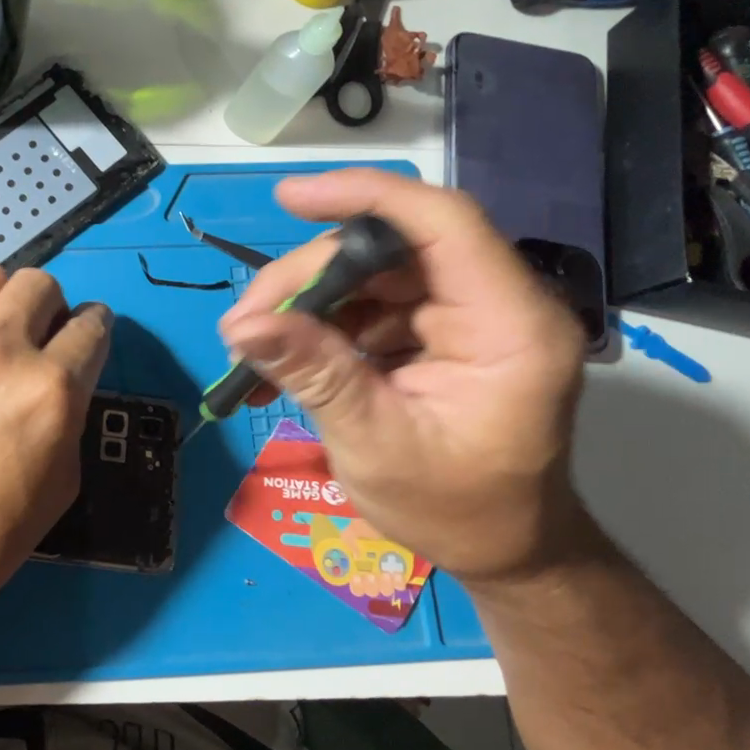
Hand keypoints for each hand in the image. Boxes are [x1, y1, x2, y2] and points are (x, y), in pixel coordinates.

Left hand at [0, 266, 111, 679]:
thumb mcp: (58, 490)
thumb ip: (66, 422)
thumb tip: (58, 390)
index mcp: (51, 389)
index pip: (92, 327)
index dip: (96, 331)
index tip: (87, 337)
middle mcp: (1, 349)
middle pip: (40, 285)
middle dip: (50, 307)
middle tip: (39, 338)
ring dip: (0, 299)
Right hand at [219, 170, 592, 585]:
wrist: (505, 552)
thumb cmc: (458, 510)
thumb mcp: (376, 444)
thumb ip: (314, 375)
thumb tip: (241, 326)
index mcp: (507, 325)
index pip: (442, 224)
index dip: (365, 197)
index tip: (288, 198)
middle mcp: (490, 305)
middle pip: (387, 251)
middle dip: (307, 277)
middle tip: (244, 324)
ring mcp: (460, 319)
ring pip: (367, 277)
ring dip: (303, 307)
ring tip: (249, 352)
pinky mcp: (434, 335)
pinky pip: (366, 310)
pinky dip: (317, 331)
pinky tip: (276, 364)